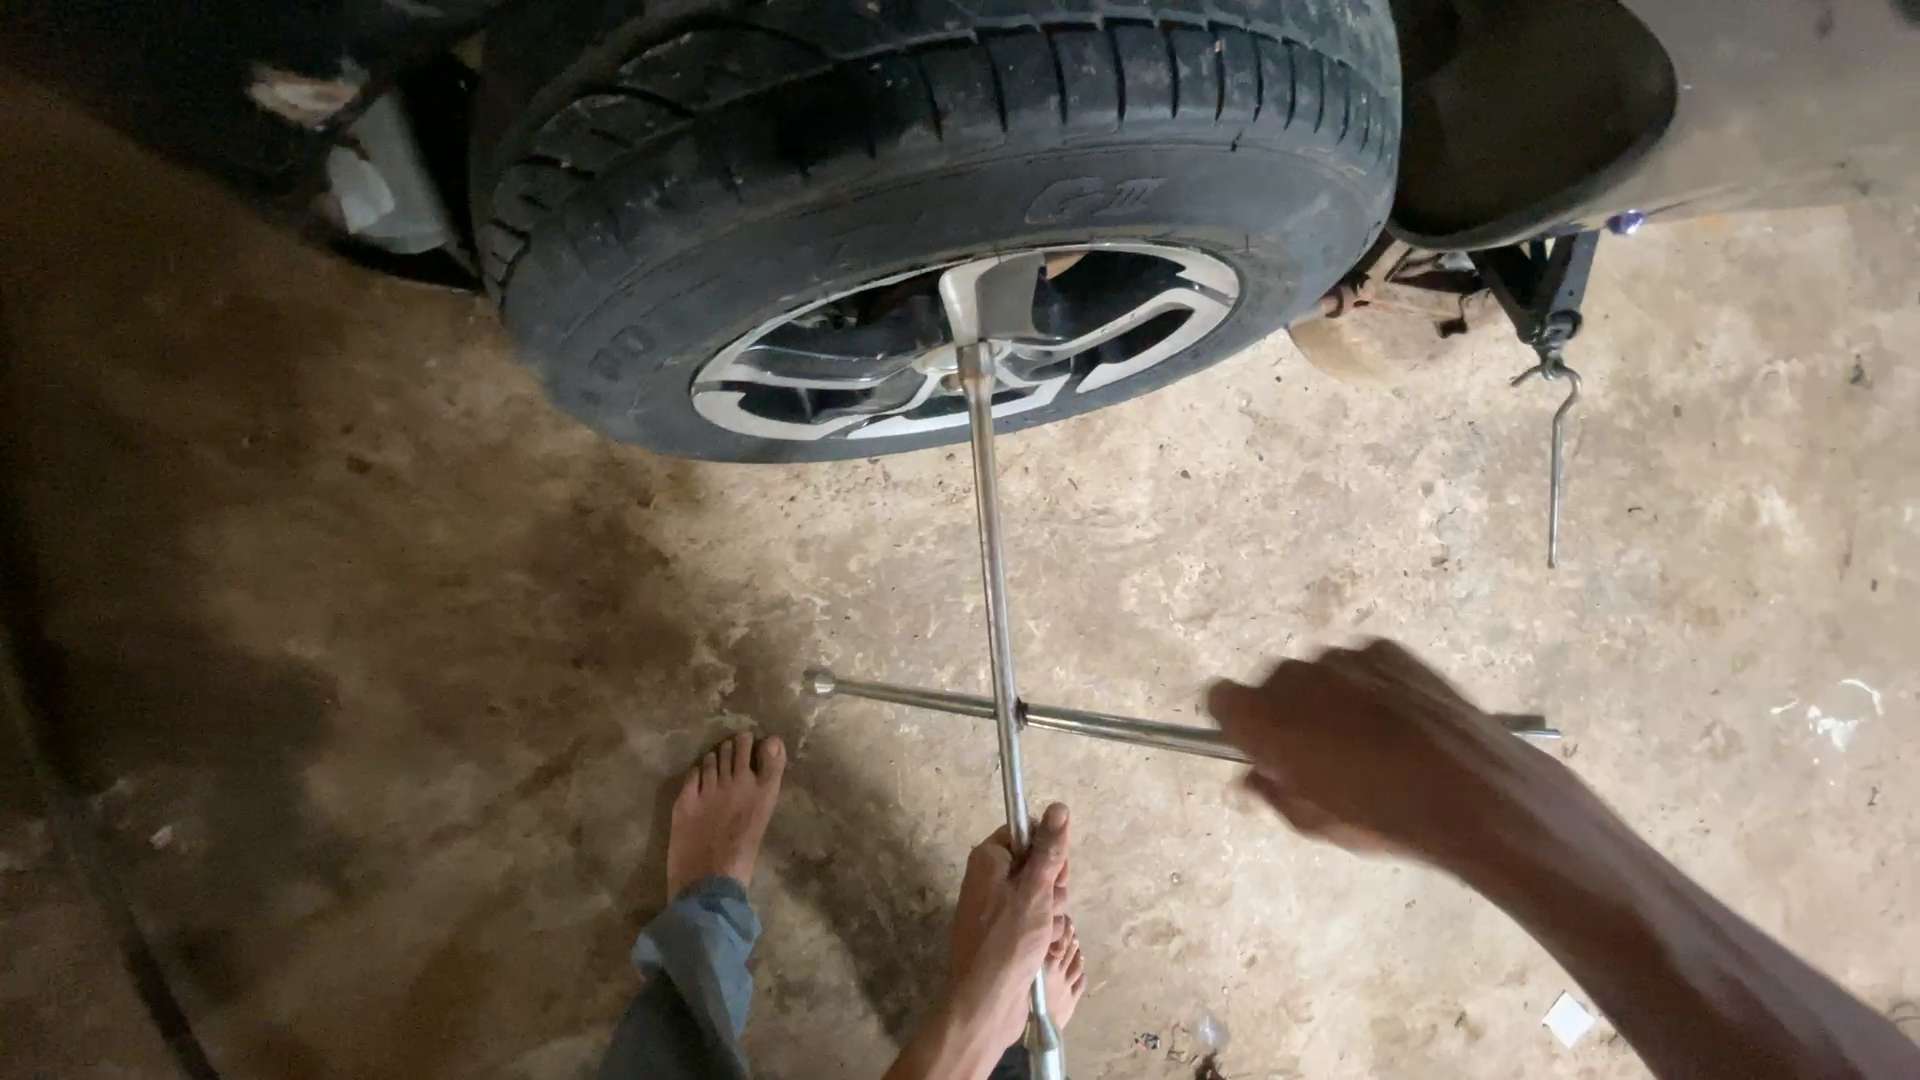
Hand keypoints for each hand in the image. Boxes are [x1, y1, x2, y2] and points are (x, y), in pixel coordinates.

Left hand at [944, 803, 1070, 1040]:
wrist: (984, 1003)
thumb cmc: (1007, 941)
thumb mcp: (1035, 890)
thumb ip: (1049, 849)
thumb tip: (1059, 806)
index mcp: (989, 857)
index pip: (1026, 833)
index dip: (1047, 850)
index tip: (1055, 874)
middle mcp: (990, 877)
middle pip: (1037, 865)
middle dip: (1052, 889)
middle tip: (1048, 909)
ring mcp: (997, 906)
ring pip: (1040, 895)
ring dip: (1051, 915)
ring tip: (1044, 936)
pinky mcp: (1005, 932)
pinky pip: (1034, 920)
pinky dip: (1044, 933)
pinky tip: (1043, 950)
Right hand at [1206, 639, 1562, 865]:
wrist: (1475, 792)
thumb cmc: (1381, 816)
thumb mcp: (1312, 821)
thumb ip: (1269, 790)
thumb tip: (1252, 776)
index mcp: (1259, 716)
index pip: (1218, 698)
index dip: (1237, 723)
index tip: (1259, 747)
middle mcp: (1289, 675)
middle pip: (1271, 686)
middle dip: (1288, 714)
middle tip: (1321, 754)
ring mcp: (1338, 657)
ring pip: (1317, 674)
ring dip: (1329, 699)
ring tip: (1369, 739)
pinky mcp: (1384, 649)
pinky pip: (1360, 665)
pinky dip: (1368, 686)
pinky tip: (1398, 720)